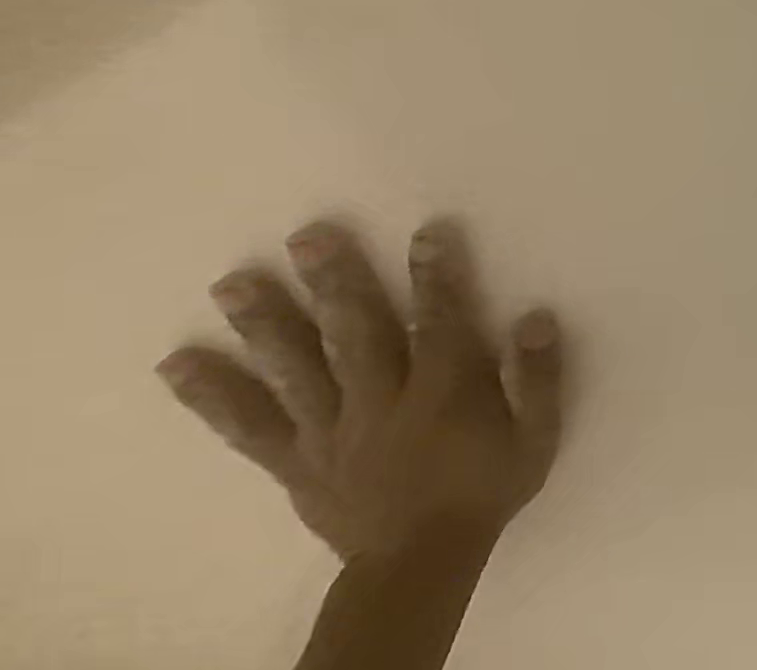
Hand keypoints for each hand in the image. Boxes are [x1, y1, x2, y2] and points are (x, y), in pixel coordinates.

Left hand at [157, 220, 563, 560]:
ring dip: (266, 323)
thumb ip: (538, 378)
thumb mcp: (537, 435)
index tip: (426, 234)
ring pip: (296, 370)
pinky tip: (179, 364)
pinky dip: (212, 395)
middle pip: (356, 334)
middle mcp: (380, 401)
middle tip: (309, 237)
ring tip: (234, 282)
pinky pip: (248, 426)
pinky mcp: (295, 459)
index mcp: (442, 393)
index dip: (436, 276)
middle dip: (336, 283)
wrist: (421, 562)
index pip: (439, 322)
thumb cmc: (487, 488)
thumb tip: (535, 319)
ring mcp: (330, 430)